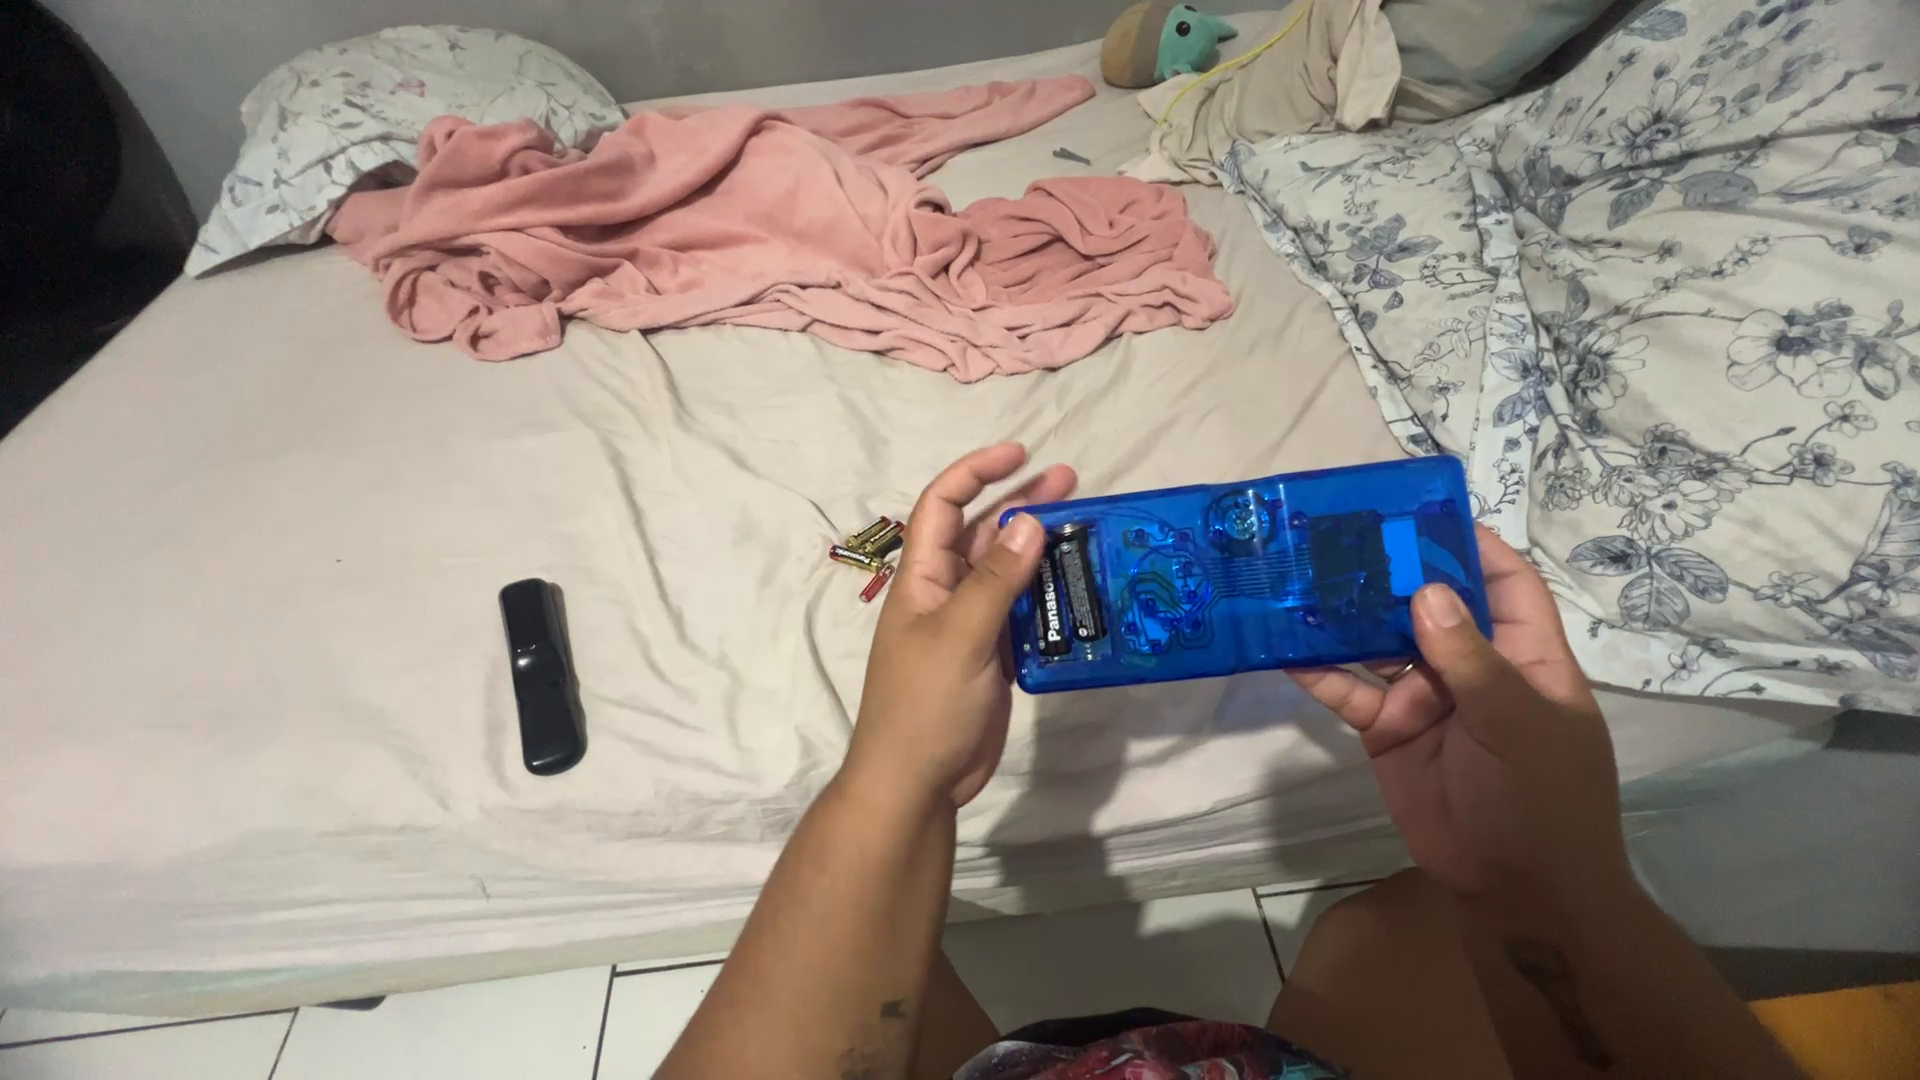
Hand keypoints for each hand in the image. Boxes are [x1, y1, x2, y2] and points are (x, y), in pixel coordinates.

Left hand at [843, 443, 1076, 808]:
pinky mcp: (994, 652)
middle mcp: (946, 590)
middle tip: (1073, 481)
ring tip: (1087, 525)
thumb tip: (1027, 521)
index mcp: (922, 577)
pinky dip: (1050, 592)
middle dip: (1022, 501)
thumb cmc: (925, 705)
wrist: (919, 781)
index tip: (1020, 452)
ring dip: (1042, 547)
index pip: (942, 505)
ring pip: (1008, 570)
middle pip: (983, 531)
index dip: (975, 471)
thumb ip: (995, 581)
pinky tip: (1082, 582)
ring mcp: (972, 622)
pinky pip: (1024, 609)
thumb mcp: (959, 637)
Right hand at [1289, 525, 1630, 903]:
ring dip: (1344, 619)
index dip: (1473, 547)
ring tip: (1300, 583)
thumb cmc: (1542, 799)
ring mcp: (1423, 695)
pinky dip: (1318, 674)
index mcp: (1524, 658)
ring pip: (1377, 644)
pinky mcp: (1385, 726)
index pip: (1505, 585)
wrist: (1512, 886)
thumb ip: (1472, 660)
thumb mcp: (1518, 725)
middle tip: (1339, 539)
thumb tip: (1426, 592)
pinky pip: (1348, 691)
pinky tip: (1286, 651)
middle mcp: (1470, 667)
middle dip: (1389, 575)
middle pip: (1428, 607)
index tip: (1424, 512)